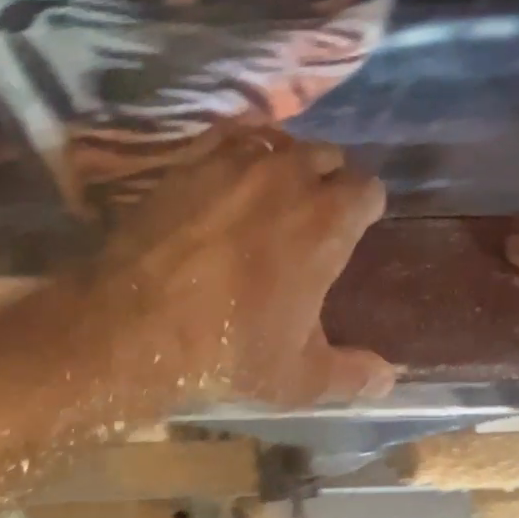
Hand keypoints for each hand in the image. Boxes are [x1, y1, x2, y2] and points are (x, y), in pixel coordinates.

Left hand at [99, 126, 396, 406]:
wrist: (130, 327)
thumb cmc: (223, 352)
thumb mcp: (296, 379)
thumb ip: (350, 375)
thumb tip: (388, 380)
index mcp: (327, 220)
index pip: (368, 190)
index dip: (361, 210)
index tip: (349, 231)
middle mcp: (287, 176)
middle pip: (326, 157)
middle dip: (326, 182)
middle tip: (307, 218)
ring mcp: (232, 163)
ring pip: (278, 143)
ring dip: (283, 162)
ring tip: (268, 196)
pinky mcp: (185, 162)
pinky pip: (226, 137)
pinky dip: (237, 151)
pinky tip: (226, 177)